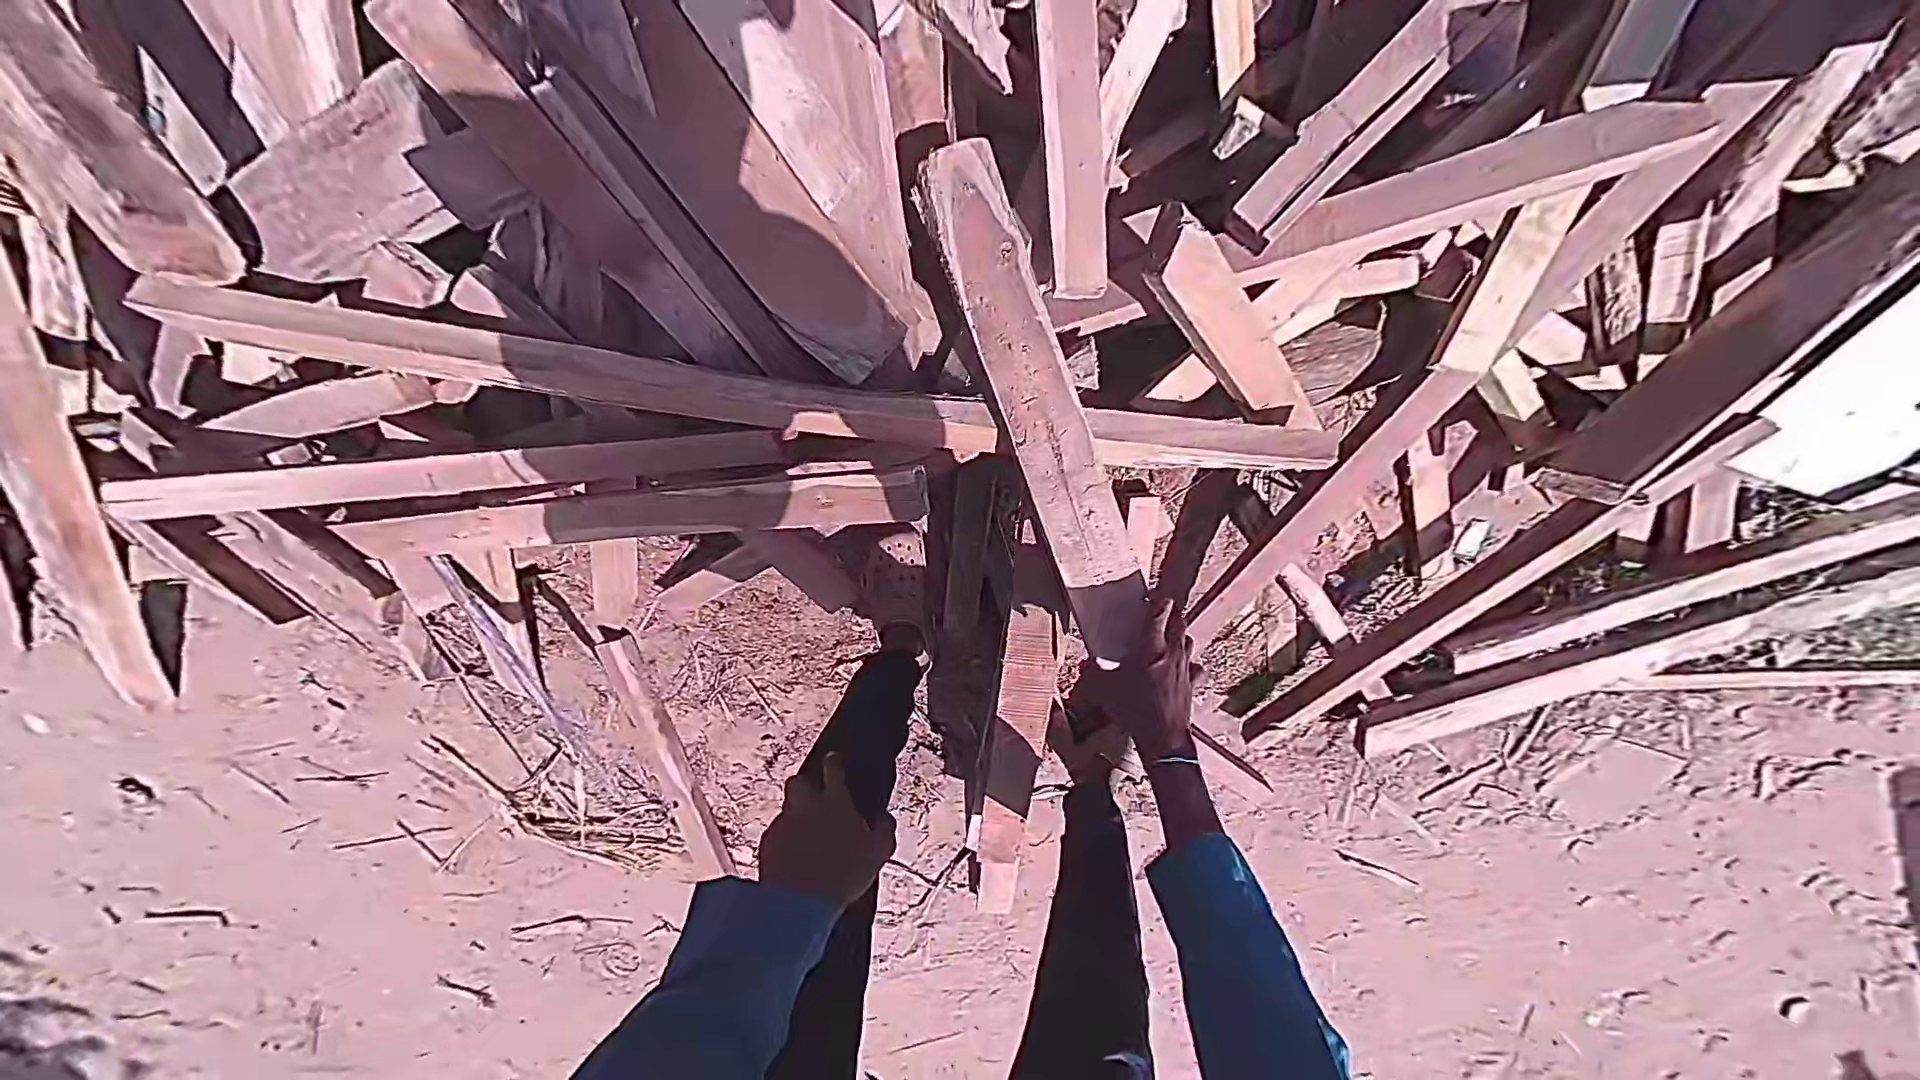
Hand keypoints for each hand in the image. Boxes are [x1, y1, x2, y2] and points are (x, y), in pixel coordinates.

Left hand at [758, 754, 895, 905]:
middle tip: (814, 798)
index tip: (835, 761)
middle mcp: (807, 806)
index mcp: (836, 802)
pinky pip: (776, 834)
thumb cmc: (844, 874)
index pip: (833, 768)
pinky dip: (784, 841)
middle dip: (805, 784)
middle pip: (799, 780)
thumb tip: (885, 818)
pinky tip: (793, 858)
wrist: (799, 903)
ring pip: (786, 808)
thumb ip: (884, 829)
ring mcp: (784, 823)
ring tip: (806, 835)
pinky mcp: (767, 844)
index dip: (835, 762)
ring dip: (795, 816)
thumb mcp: (878, 852)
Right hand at [1075, 597, 1196, 761]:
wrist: (1163, 737)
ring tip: (1171, 633)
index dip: (1159, 601)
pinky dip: (1190, 661)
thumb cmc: (1134, 710)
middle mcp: (1172, 653)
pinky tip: (1183, 664)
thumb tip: (1084, 665)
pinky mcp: (1192, 683)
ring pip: (1188, 640)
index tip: (1157, 595)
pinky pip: (1195, 665)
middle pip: (1179, 622)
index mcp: (1150, 648)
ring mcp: (1185, 668)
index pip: (1159, 615)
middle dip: (1172, 613)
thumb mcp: (1105, 690)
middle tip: (1164, 609)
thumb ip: (1094, 673)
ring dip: (1181, 633)